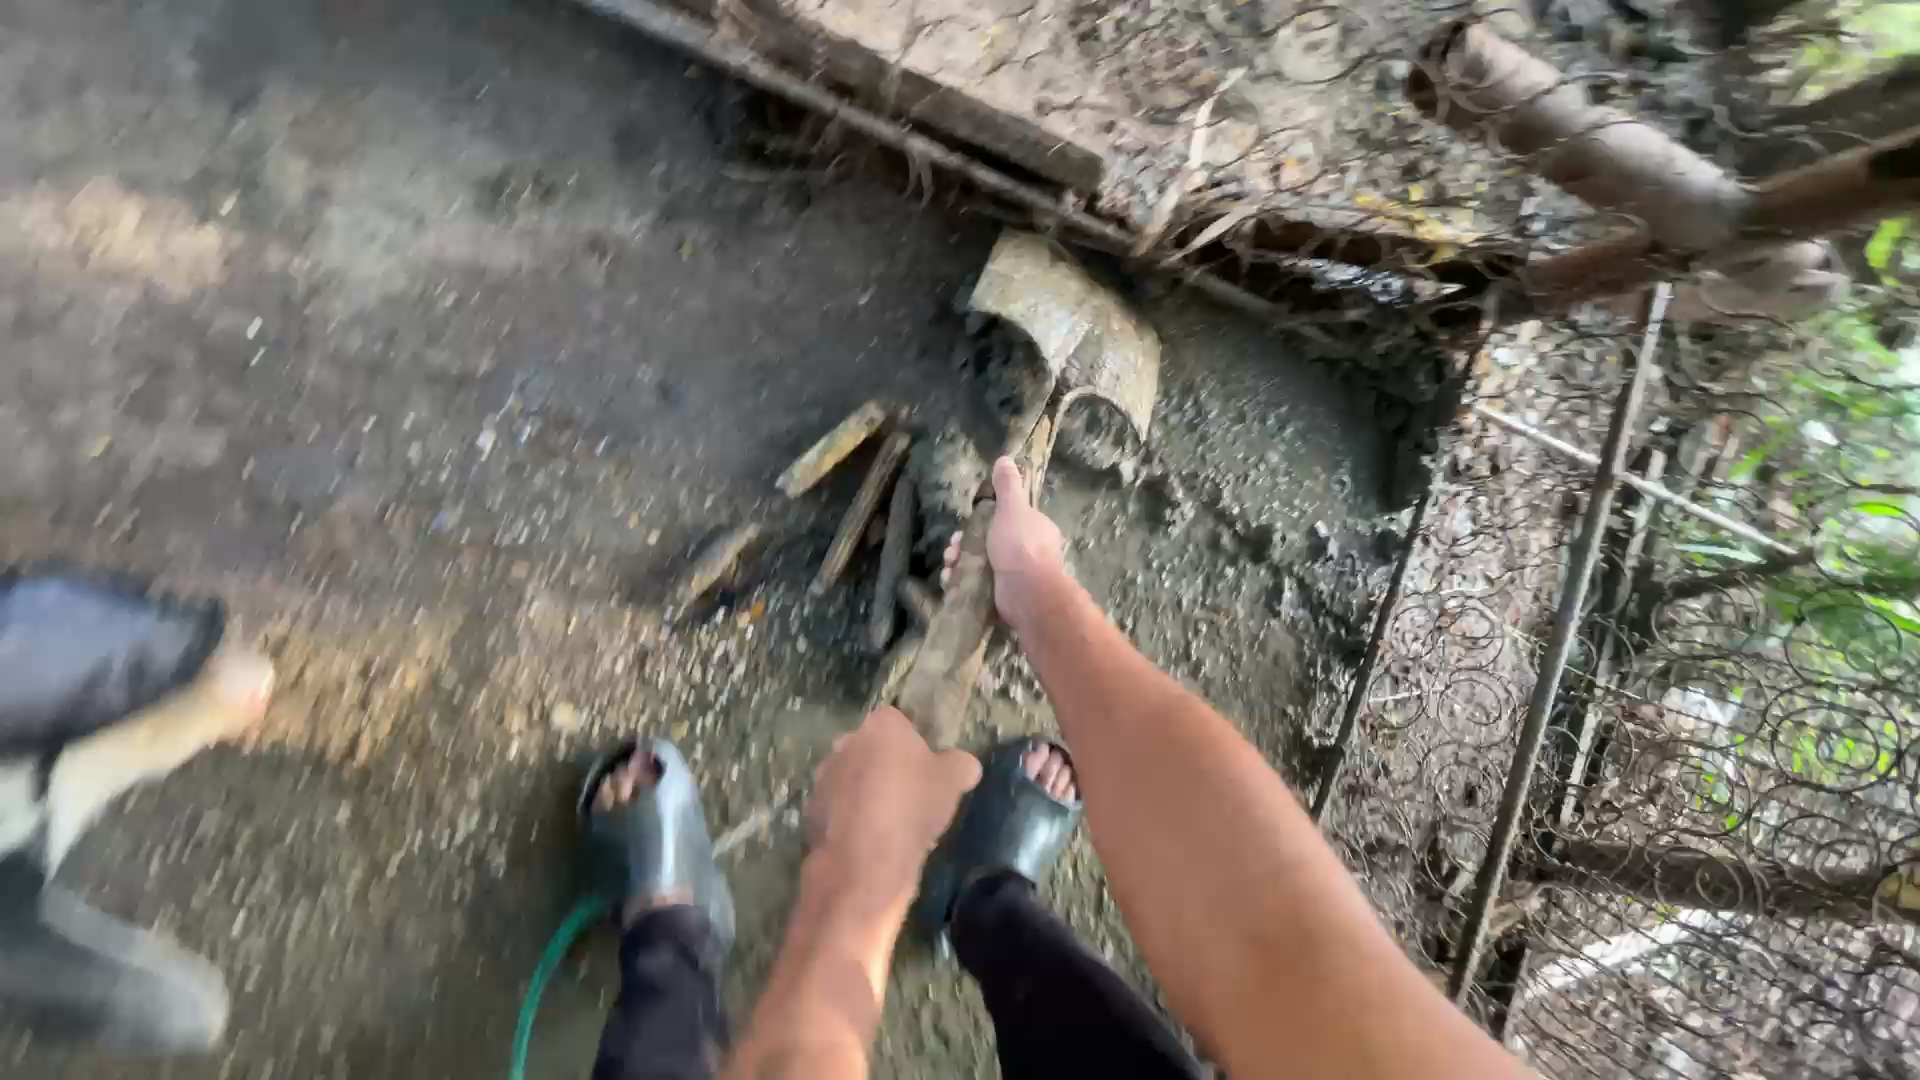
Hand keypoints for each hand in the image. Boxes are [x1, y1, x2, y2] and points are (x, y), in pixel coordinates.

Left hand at [807, 707, 981, 897]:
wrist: (865, 861)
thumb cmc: (913, 807)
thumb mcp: (954, 782)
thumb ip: (961, 765)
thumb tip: (965, 764)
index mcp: (880, 725)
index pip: (898, 722)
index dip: (913, 744)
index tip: (924, 769)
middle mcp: (846, 741)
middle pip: (871, 747)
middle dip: (885, 765)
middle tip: (908, 794)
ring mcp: (824, 775)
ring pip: (851, 777)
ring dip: (865, 792)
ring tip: (888, 822)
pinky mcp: (810, 809)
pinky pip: (836, 808)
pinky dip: (848, 819)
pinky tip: (867, 840)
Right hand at [943, 457, 1066, 629]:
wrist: (1027, 592)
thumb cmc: (1021, 545)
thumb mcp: (1013, 507)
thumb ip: (1007, 485)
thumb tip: (1005, 458)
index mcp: (1033, 529)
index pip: (1004, 520)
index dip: (981, 521)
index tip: (965, 525)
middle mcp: (1026, 552)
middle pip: (987, 543)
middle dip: (963, 544)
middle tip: (951, 548)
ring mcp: (1013, 577)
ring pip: (978, 565)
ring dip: (958, 562)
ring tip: (948, 566)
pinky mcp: (1001, 597)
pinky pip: (976, 586)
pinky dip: (960, 582)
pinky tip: (950, 581)